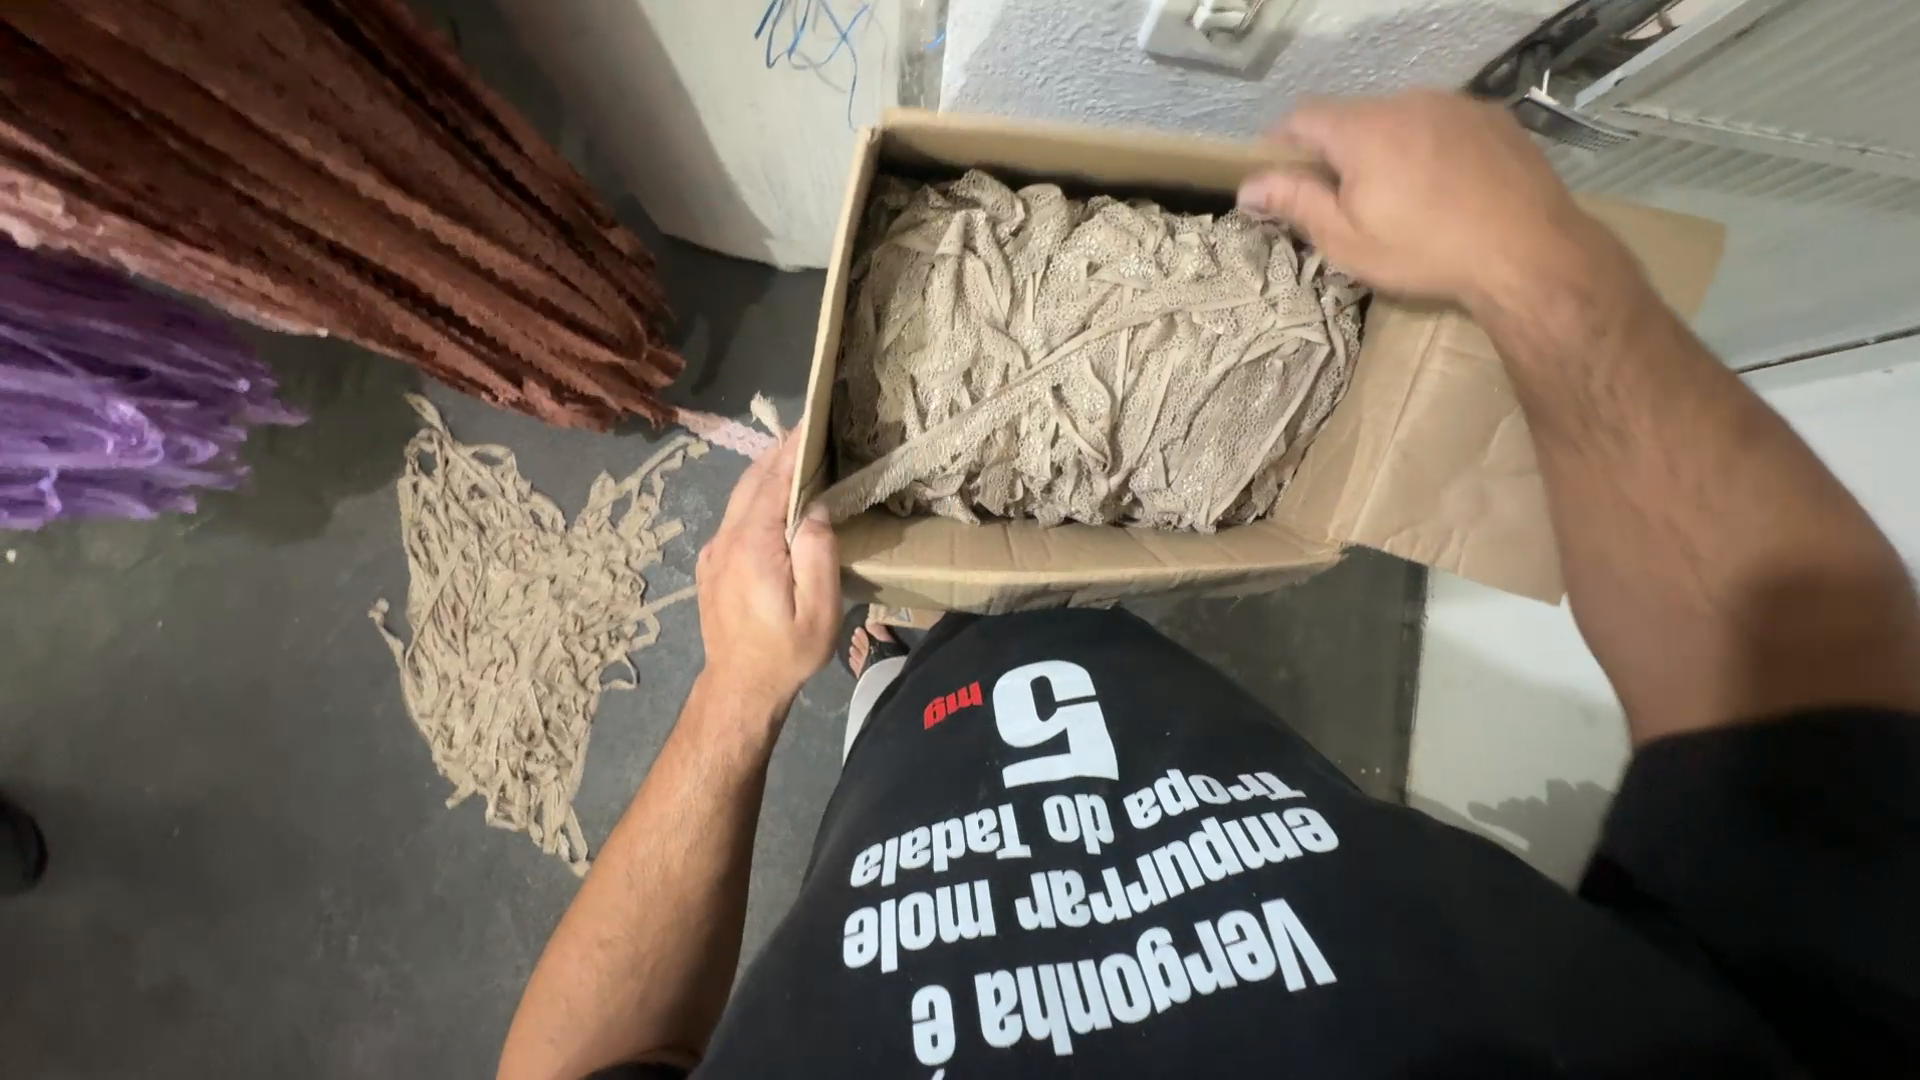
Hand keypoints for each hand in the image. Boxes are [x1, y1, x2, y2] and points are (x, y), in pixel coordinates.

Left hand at [694, 434, 839, 713]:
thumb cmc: (786, 651)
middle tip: (807, 430)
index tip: (811, 421)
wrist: (740, 687)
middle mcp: (726, 540)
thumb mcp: (817, 609)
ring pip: (739, 498)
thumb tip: (814, 508)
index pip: (772, 481)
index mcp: (753, 545)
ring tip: (793, 455)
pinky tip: (773, 497)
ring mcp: (714, 552)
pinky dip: (755, 495)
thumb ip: (816, 552)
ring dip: (765, 472)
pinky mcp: (712, 565)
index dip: (792, 450)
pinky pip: (735, 517)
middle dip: (778, 453)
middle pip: (751, 482)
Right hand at [1237, 91, 1610, 310]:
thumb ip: (1294, 201)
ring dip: (1378, 148)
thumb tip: (1247, 185)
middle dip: (1331, 151)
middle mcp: (1407, 102)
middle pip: (1350, 116)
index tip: (1275, 175)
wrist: (1525, 250)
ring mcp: (1454, 104)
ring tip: (1389, 195)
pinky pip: (1436, 123)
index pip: (1302, 116)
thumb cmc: (1422, 250)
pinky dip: (1420, 147)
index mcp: (1363, 130)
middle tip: (1333, 199)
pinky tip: (1433, 186)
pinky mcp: (1490, 117)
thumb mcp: (1344, 238)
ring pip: (1395, 118)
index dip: (1280, 142)